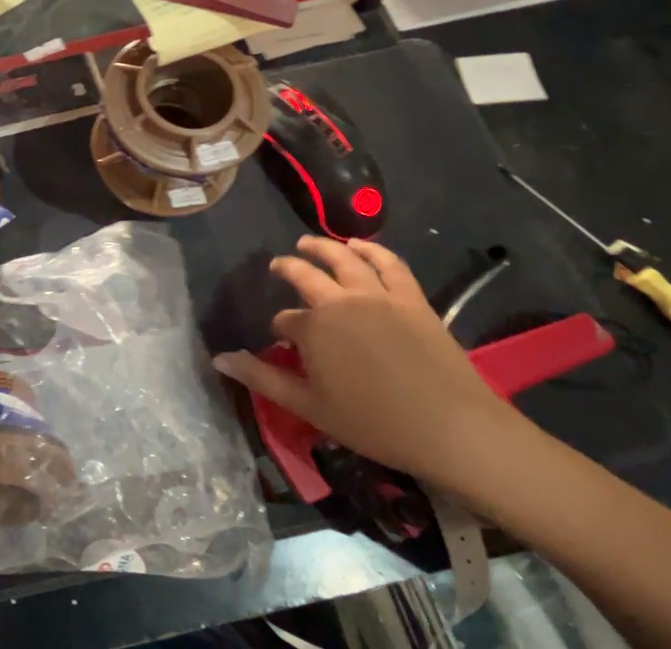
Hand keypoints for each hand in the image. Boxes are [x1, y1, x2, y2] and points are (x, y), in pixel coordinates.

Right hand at [212, 236, 526, 486]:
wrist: (451, 427)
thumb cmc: (374, 423)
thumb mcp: (310, 406)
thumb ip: (263, 378)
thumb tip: (219, 358)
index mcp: (313, 328)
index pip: (286, 320)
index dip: (281, 328)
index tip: (282, 340)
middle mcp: (341, 300)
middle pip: (307, 275)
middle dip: (288, 268)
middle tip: (278, 265)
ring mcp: (378, 295)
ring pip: (345, 258)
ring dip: (323, 247)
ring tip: (308, 243)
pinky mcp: (411, 297)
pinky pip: (389, 263)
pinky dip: (372, 249)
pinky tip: (359, 246)